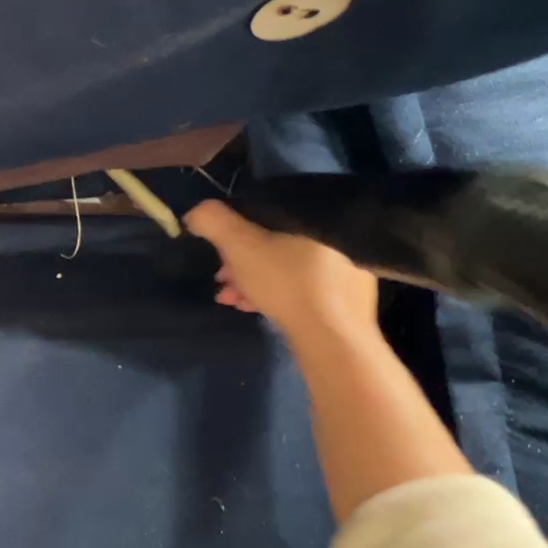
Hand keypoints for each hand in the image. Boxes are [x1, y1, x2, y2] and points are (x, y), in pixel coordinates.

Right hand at [183, 200, 379, 345]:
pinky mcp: (351, 295)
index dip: (235, 231)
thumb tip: (196, 211)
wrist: (332, 335)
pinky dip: (278, 292)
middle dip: (242, 262)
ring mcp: (349, 265)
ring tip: (232, 300)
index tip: (219, 253)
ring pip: (289, 265)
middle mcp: (338, 233)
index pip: (266, 213)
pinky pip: (305, 285)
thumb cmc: (286, 282)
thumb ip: (214, 222)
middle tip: (222, 283)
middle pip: (276, 241)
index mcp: (317, 214)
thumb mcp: (240, 246)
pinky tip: (256, 307)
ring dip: (254, 280)